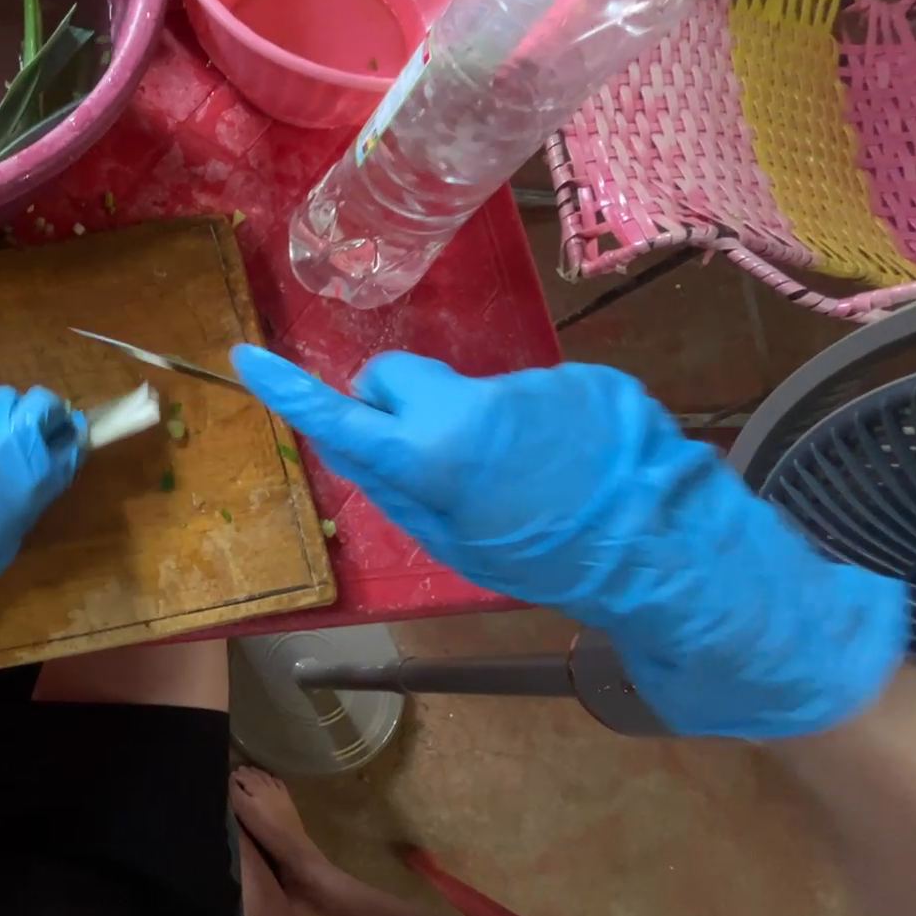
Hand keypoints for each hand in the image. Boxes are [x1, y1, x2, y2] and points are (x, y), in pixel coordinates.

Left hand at [0, 387, 85, 642]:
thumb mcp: (24, 517)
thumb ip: (43, 480)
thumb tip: (52, 455)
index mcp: (40, 471)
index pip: (73, 433)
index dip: (69, 431)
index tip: (62, 435)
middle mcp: (14, 440)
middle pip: (42, 402)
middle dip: (40, 413)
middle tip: (26, 430)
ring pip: (3, 397)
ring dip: (3, 412)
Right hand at [231, 344, 909, 738]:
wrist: (669, 552)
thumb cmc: (536, 559)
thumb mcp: (443, 538)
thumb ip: (387, 483)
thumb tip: (349, 440)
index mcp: (433, 454)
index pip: (340, 415)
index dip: (287, 389)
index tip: (246, 356)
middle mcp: (475, 403)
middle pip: (394, 377)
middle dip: (390, 404)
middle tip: (421, 453)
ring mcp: (533, 385)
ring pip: (462, 391)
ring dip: (465, 421)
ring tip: (518, 472)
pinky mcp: (583, 378)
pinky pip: (523, 394)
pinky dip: (524, 422)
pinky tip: (558, 459)